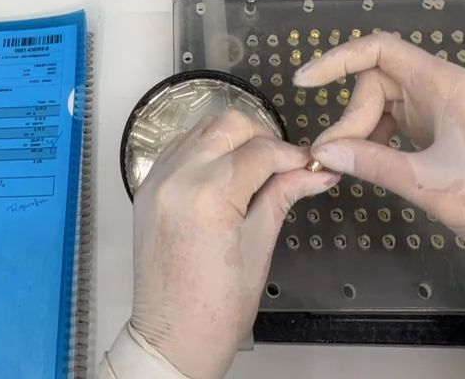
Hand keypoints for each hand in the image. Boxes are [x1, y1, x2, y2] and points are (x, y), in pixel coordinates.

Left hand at [129, 111, 338, 378]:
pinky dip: (205, 147)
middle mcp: (178, 177)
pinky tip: (223, 169)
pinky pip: (180, 145)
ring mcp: (157, 178)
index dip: (290, 154)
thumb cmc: (217, 309)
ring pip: (202, 128)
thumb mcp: (259, 250)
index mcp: (209, 196)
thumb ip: (283, 197)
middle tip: (283, 161)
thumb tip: (317, 172)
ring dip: (232, 137)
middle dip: (262, 136)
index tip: (309, 163)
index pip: (260, 152)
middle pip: (228, 125)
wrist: (172, 339)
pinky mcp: (147, 185)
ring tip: (256, 165)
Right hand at [294, 33, 464, 258]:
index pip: (379, 49)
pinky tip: (371, 163)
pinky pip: (399, 120)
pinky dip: (379, 138)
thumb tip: (321, 151)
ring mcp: (443, 106)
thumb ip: (372, 163)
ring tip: (349, 163)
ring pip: (385, 102)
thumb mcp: (429, 185)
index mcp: (443, 84)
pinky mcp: (444, 127)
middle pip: (377, 81)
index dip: (337, 59)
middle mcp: (441, 86)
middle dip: (352, 115)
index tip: (304, 80)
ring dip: (363, 129)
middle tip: (332, 155)